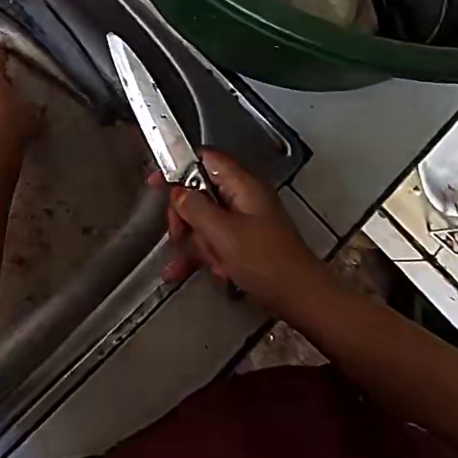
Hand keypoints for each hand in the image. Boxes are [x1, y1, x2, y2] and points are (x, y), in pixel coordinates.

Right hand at [157, 148, 334, 313]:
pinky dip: (203, 255)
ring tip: (205, 261)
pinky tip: (185, 272)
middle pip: (201, 193)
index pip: (206, 159)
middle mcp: (244, 198)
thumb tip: (177, 192)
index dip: (179, 166)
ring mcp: (245, 221)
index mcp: (243, 186)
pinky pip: (214, 241)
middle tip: (178, 234)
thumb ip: (195, 208)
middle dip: (186, 216)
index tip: (157, 181)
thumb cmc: (267, 262)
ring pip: (205, 221)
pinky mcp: (244, 243)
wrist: (299, 297)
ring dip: (197, 242)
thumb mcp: (223, 233)